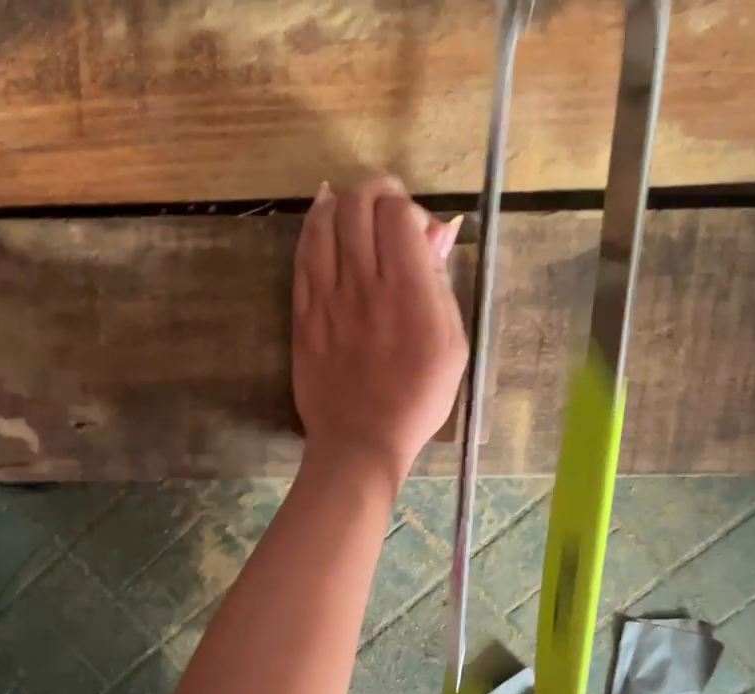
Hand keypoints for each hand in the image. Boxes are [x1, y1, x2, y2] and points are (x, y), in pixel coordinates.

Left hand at [292, 174, 467, 478]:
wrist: (360, 440)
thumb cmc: (417, 398)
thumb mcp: (452, 343)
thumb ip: (440, 283)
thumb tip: (435, 232)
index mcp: (408, 291)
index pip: (397, 213)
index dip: (406, 205)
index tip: (413, 225)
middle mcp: (363, 284)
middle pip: (357, 205)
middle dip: (374, 192)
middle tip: (384, 207)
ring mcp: (326, 298)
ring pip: (324, 223)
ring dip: (340, 202)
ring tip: (352, 205)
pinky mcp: (302, 313)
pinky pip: (302, 255)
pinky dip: (312, 227)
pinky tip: (321, 216)